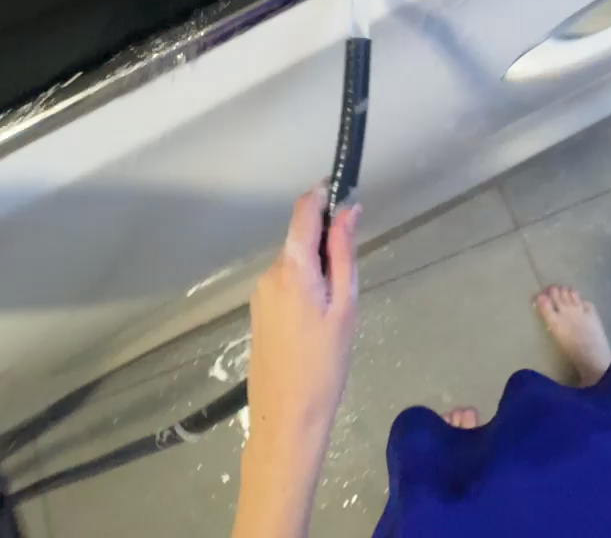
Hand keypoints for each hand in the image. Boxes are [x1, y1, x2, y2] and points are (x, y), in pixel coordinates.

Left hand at [246, 188, 359, 457]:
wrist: (287, 420)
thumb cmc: (325, 364)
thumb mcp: (346, 306)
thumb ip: (344, 253)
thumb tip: (349, 210)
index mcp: (293, 267)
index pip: (304, 210)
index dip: (323, 193)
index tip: (345, 190)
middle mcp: (270, 271)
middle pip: (301, 237)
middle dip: (327, 243)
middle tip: (350, 281)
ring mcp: (261, 292)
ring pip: (296, 261)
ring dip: (317, 269)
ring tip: (335, 312)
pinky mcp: (260, 310)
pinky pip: (287, 282)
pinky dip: (306, 286)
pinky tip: (317, 322)